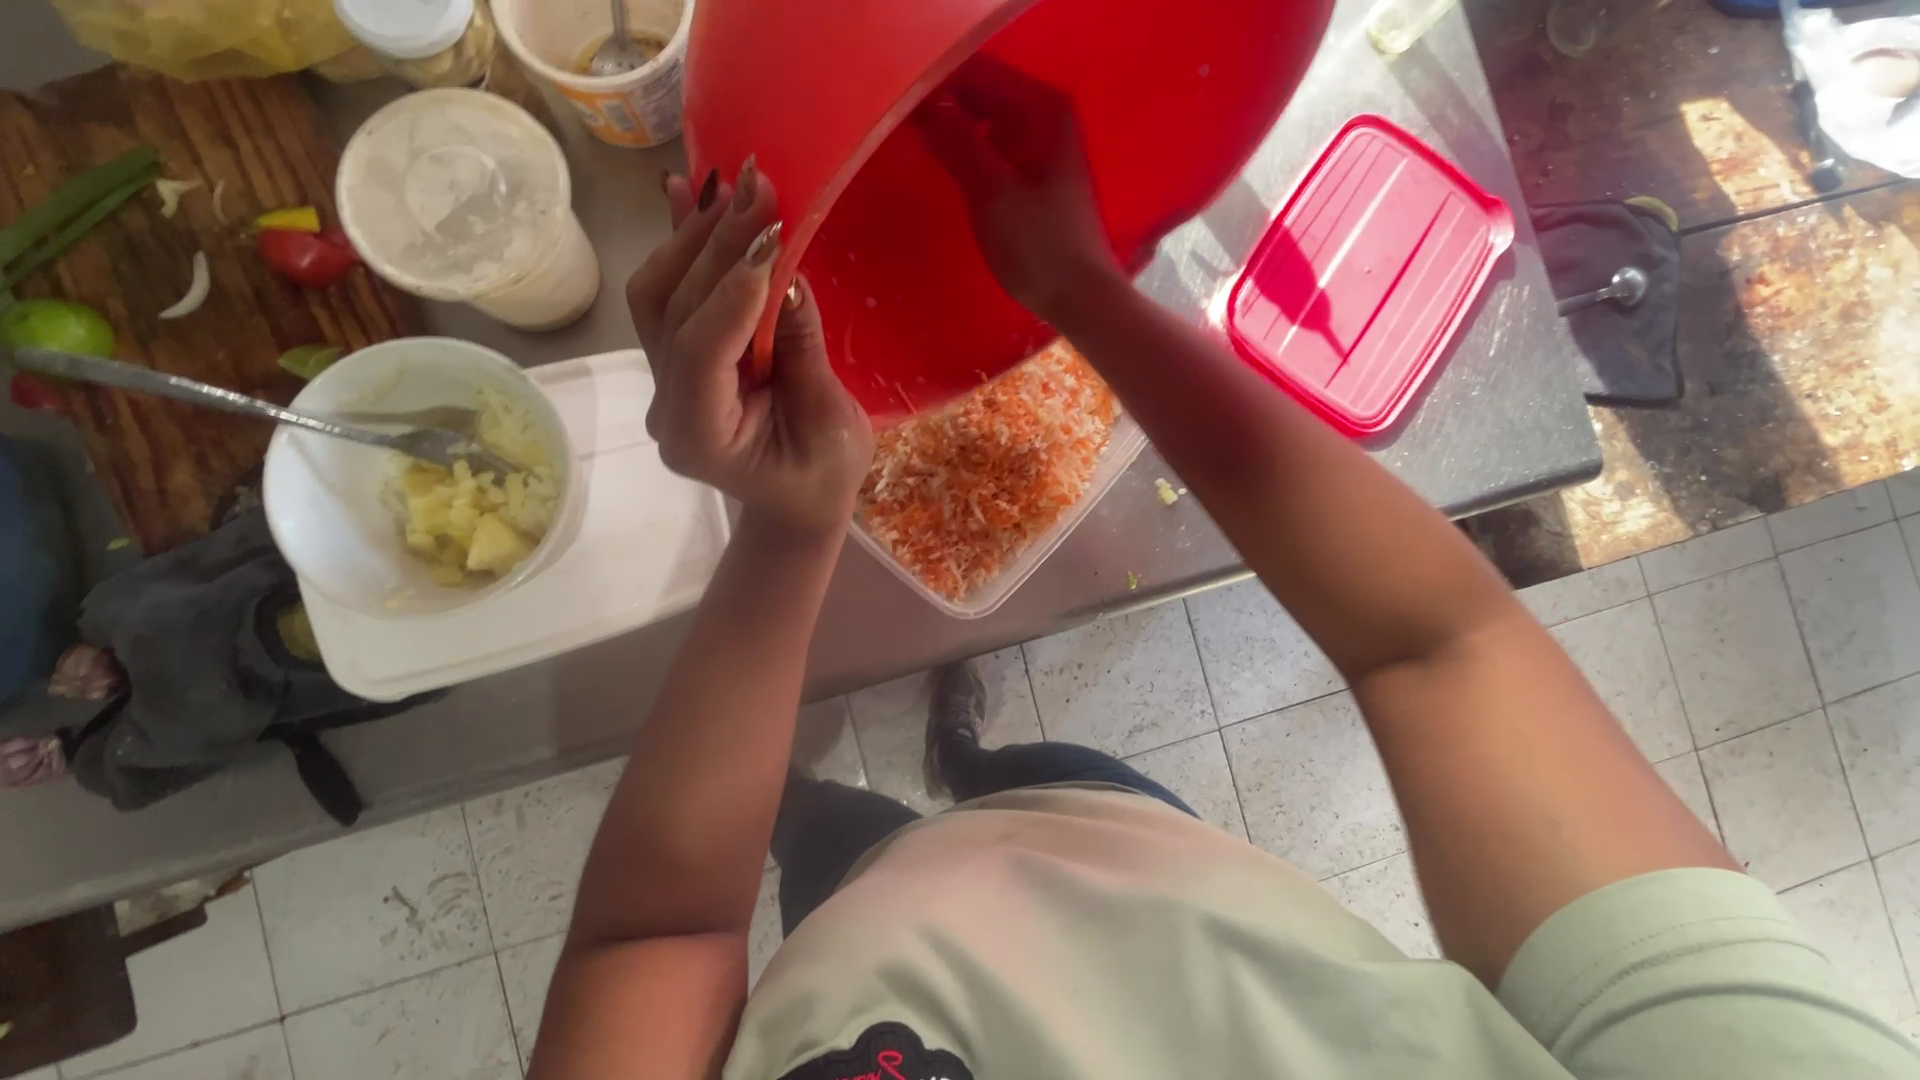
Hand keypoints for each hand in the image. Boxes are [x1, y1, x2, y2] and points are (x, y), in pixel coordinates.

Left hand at [629, 166, 873, 537]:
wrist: (794, 507)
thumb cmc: (821, 480)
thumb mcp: (828, 428)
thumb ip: (801, 354)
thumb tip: (787, 277)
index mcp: (701, 436)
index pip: (702, 351)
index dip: (733, 292)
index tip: (771, 236)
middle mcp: (668, 405)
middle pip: (676, 310)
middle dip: (718, 246)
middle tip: (759, 187)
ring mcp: (665, 381)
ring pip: (659, 295)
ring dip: (694, 237)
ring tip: (731, 184)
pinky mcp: (676, 360)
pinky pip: (668, 298)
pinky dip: (680, 247)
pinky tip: (684, 193)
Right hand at [913, 56, 1128, 323]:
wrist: (1082, 297)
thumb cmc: (1039, 247)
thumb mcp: (991, 192)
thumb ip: (955, 141)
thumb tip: (921, 103)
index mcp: (1042, 108)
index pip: (978, 72)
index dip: (937, 84)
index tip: (900, 102)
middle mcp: (1049, 116)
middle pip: (985, 93)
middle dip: (946, 103)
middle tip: (903, 123)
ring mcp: (1047, 147)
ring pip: (990, 121)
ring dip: (958, 128)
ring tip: (921, 143)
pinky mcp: (1041, 176)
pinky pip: (998, 146)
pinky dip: (974, 150)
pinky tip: (952, 166)